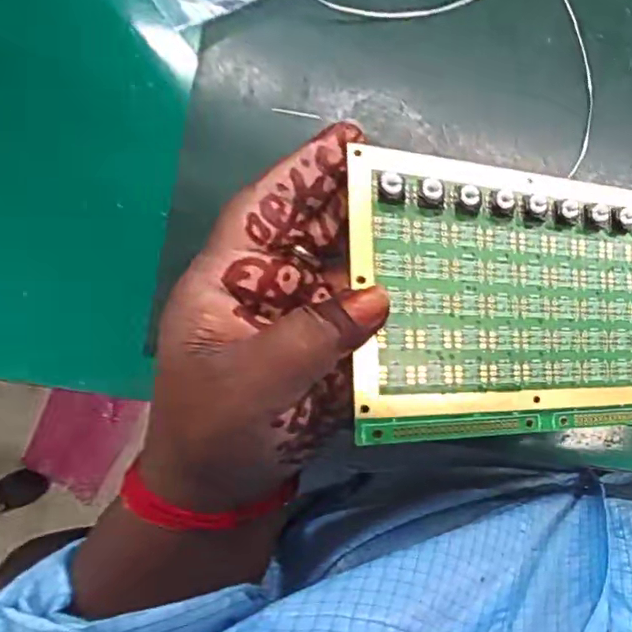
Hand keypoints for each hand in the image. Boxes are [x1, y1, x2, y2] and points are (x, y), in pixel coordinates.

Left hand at [141, 121, 388, 510]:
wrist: (220, 490)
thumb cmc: (214, 432)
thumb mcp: (253, 382)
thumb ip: (313, 336)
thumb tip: (380, 296)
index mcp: (228, 282)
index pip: (264, 212)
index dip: (302, 172)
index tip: (346, 140)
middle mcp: (266, 291)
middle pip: (309, 232)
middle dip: (348, 201)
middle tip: (399, 178)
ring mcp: (298, 321)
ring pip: (339, 270)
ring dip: (375, 248)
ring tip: (417, 223)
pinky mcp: (324, 351)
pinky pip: (359, 316)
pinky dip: (387, 301)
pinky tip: (418, 286)